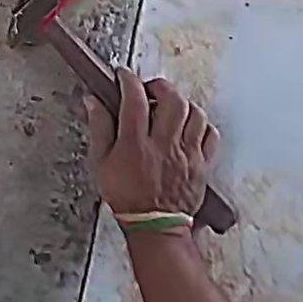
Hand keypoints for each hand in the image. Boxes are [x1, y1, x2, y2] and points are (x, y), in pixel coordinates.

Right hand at [83, 68, 218, 227]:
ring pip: (194, 113)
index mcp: (135, 143)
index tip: (123, 75)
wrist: (154, 226)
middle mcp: (163, 144)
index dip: (128, 80)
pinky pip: (210, 134)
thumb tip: (92, 101)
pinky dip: (200, 123)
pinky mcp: (201, 164)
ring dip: (181, 102)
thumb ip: (99, 127)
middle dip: (160, 86)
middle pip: (172, 100)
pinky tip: (187, 124)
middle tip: (149, 88)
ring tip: (169, 105)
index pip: (134, 99)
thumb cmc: (125, 194)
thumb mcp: (100, 161)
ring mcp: (186, 154)